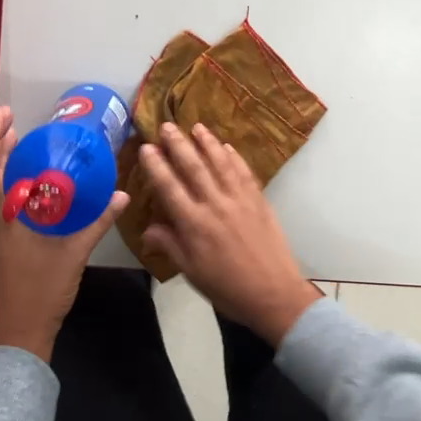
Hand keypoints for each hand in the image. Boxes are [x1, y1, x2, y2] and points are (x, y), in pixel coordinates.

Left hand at [0, 106, 124, 361]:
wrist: (21, 330)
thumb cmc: (40, 289)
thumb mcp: (73, 253)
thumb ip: (97, 222)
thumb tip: (122, 195)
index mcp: (5, 216)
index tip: (4, 114)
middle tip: (17, 120)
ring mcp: (0, 230)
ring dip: (6, 162)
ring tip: (25, 141)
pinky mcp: (8, 241)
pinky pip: (8, 201)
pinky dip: (18, 183)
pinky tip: (41, 183)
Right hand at [138, 122, 320, 345]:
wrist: (273, 294)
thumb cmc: (227, 288)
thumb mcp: (191, 272)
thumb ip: (170, 245)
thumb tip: (147, 229)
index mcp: (194, 224)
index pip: (170, 187)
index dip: (156, 166)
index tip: (147, 147)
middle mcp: (215, 205)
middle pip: (194, 168)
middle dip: (179, 145)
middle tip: (167, 126)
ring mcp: (240, 200)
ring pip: (220, 163)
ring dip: (207, 143)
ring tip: (196, 126)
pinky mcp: (259, 201)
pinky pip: (244, 173)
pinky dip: (234, 158)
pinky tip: (226, 147)